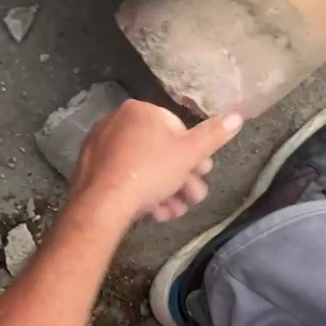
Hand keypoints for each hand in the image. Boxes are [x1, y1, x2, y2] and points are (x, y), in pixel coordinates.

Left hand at [69, 100, 243, 224]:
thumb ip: (213, 135)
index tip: (201, 174)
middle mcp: (115, 123)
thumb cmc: (150, 172)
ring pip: (141, 168)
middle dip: (180, 178)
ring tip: (175, 212)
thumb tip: (237, 116)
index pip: (176, 128)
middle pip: (158, 151)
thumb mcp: (189, 154)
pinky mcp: (88, 171)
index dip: (192, 154)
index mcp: (139, 111)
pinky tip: (154, 213)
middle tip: (192, 198)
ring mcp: (98, 147)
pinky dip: (139, 193)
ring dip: (164, 191)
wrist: (103, 204)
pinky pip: (121, 178)